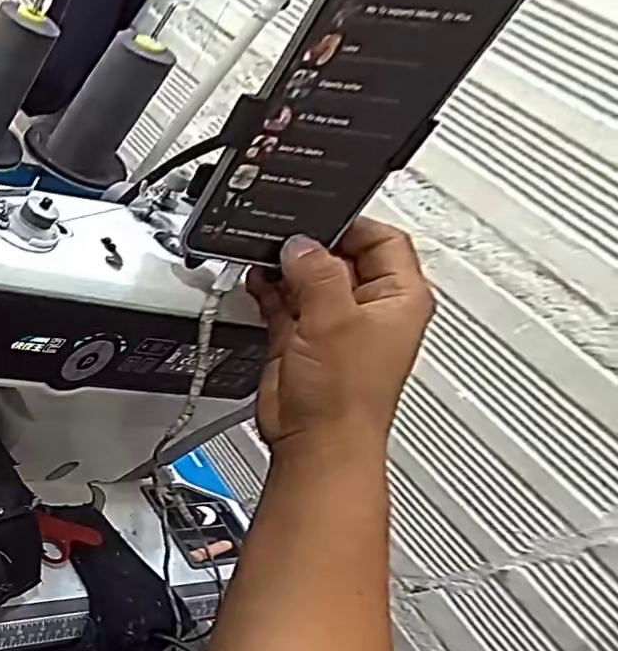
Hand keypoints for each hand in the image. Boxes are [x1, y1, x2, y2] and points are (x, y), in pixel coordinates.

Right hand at [247, 218, 432, 457]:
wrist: (315, 432)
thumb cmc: (345, 391)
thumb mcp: (334, 321)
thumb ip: (317, 278)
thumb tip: (301, 246)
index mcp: (397, 297)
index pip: (381, 241)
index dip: (348, 226)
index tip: (312, 218)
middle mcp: (365, 307)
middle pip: (337, 259)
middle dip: (306, 249)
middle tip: (276, 240)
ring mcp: (329, 322)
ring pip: (305, 281)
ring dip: (281, 270)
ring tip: (258, 259)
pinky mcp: (297, 338)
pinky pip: (282, 304)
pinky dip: (267, 292)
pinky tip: (254, 283)